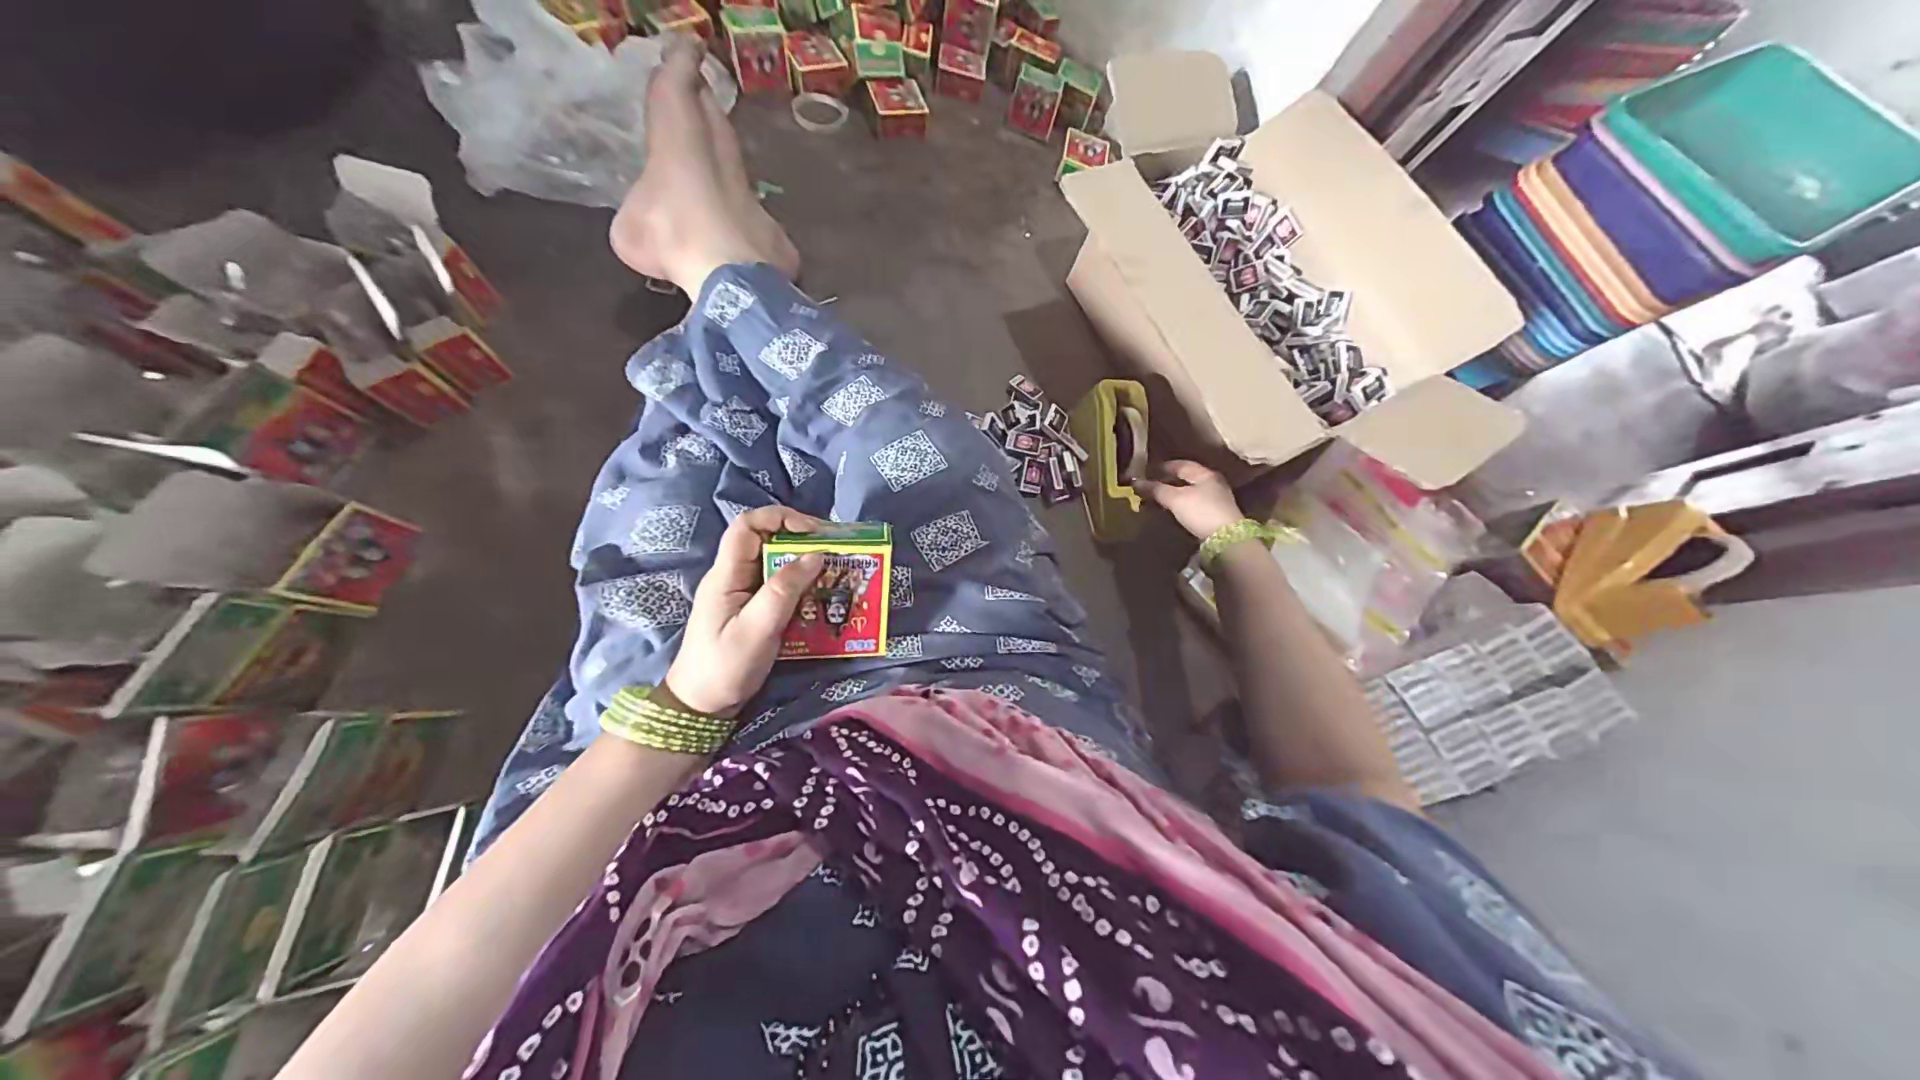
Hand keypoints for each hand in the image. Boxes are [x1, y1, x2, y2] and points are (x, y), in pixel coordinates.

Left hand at [665, 506, 825, 718]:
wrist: (701, 707)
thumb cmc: (725, 667)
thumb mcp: (757, 629)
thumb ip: (784, 590)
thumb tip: (816, 555)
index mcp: (727, 574)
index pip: (748, 525)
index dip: (781, 518)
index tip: (815, 533)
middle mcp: (735, 577)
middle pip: (768, 541)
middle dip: (804, 541)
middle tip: (838, 552)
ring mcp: (744, 594)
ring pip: (778, 564)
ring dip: (808, 565)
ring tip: (838, 573)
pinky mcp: (754, 611)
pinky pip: (781, 588)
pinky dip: (804, 587)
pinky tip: (825, 598)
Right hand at [1133, 460, 1245, 540]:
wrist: (1227, 539)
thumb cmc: (1201, 512)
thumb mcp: (1175, 499)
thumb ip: (1156, 489)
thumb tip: (1135, 482)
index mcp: (1205, 474)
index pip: (1180, 465)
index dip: (1162, 467)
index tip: (1146, 471)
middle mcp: (1212, 483)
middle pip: (1185, 478)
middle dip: (1166, 481)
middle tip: (1149, 486)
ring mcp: (1215, 500)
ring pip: (1189, 492)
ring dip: (1172, 494)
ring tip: (1156, 499)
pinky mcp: (1214, 515)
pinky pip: (1192, 505)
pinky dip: (1179, 505)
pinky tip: (1170, 510)